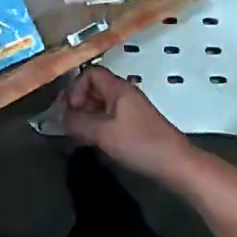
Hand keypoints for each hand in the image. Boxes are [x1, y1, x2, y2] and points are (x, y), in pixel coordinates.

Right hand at [62, 66, 193, 181]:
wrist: (174, 163)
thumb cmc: (139, 143)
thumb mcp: (102, 133)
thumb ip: (78, 122)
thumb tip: (62, 118)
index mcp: (118, 88)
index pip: (89, 73)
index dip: (75, 89)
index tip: (71, 110)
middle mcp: (124, 94)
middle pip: (93, 89)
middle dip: (77, 105)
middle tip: (68, 125)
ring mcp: (130, 110)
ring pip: (100, 106)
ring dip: (86, 119)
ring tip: (77, 138)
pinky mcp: (134, 126)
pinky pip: (109, 119)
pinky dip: (97, 128)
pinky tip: (92, 144)